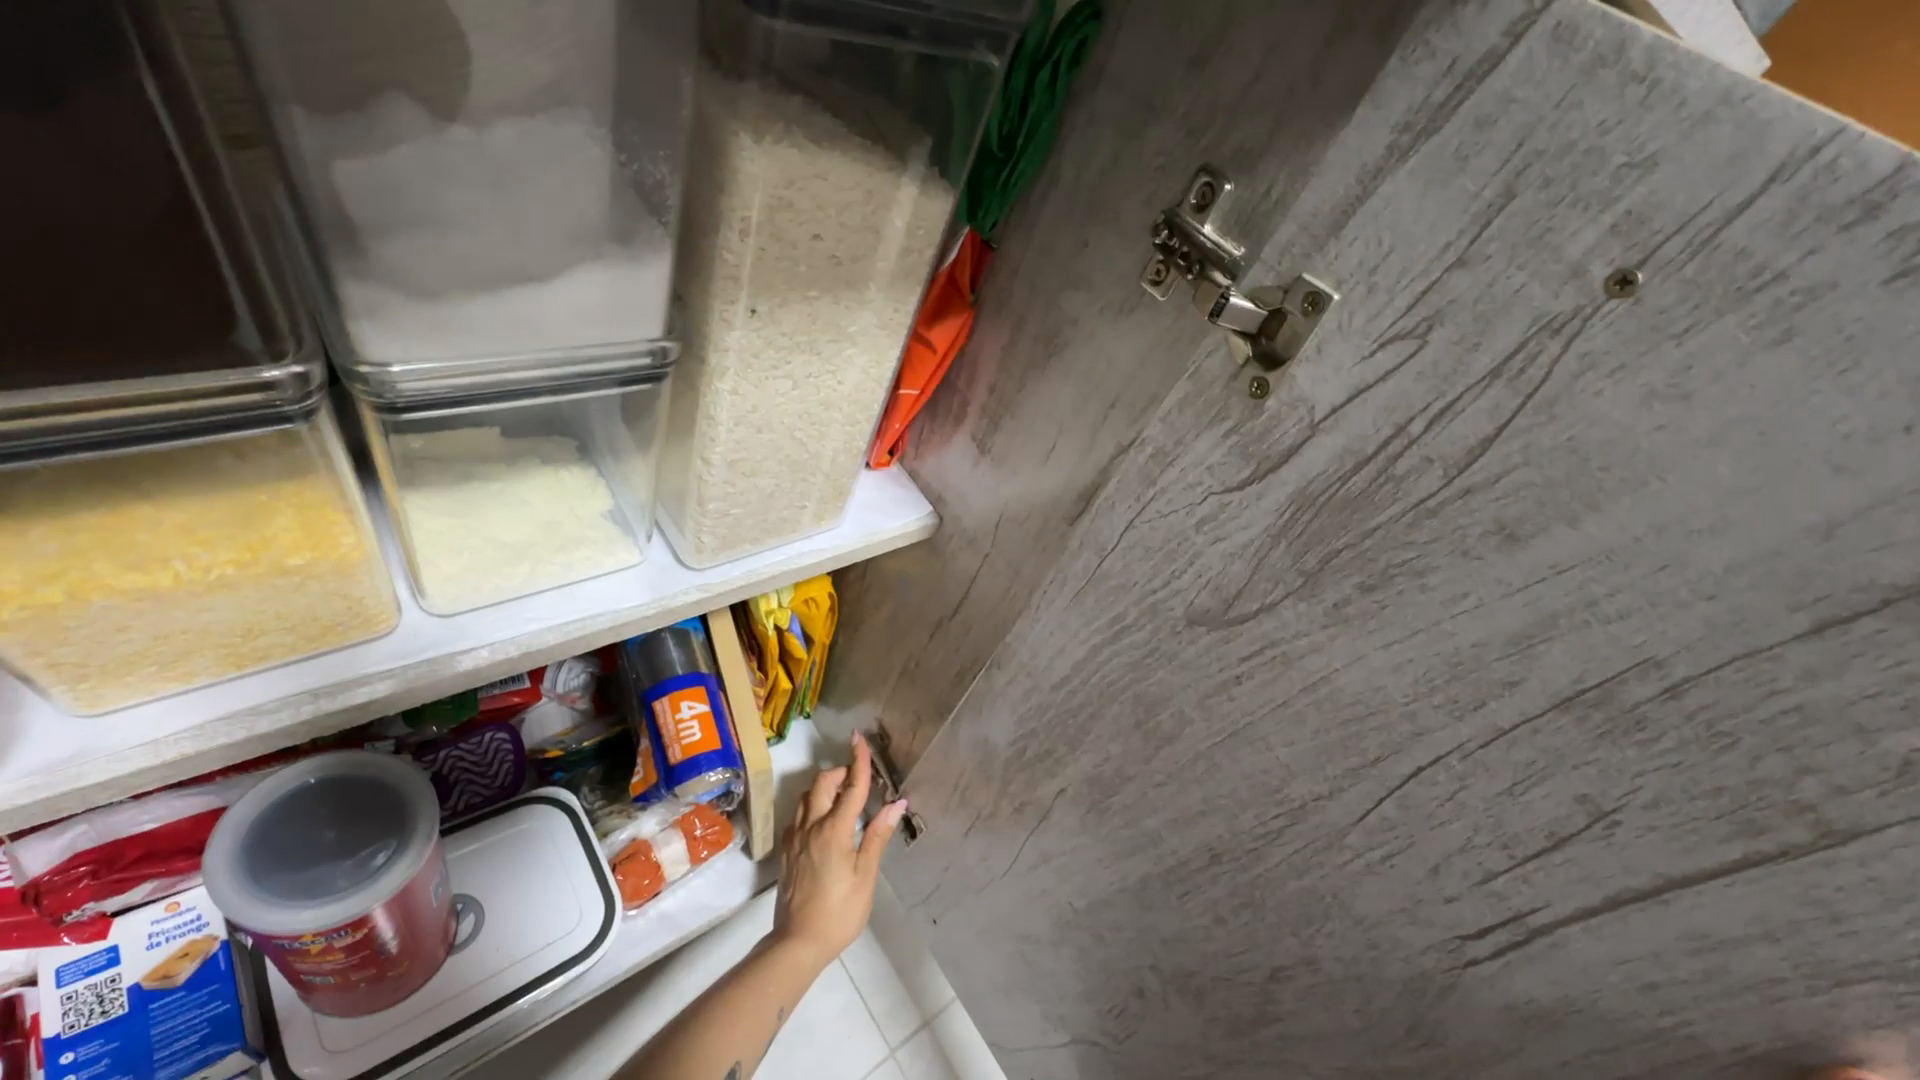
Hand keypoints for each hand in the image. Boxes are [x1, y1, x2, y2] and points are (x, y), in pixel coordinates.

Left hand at [772, 732, 907, 967]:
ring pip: (805, 797)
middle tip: (857, 778)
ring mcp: (794, 838)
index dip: (858, 761)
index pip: (850, 787)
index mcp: (834, 830)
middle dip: (839, 772)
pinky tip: (823, 821)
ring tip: (843, 798)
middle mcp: (810, 826)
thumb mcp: (866, 875)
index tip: (860, 739)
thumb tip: (896, 804)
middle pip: (821, 784)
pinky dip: (811, 805)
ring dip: (824, 788)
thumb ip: (877, 836)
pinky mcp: (786, 850)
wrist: (797, 942)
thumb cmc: (840, 911)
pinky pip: (797, 814)